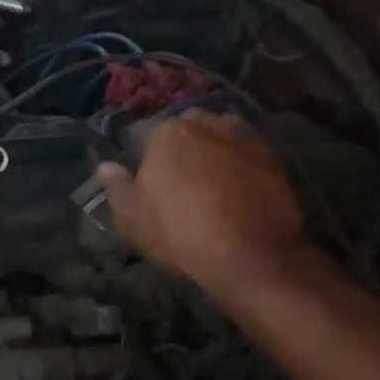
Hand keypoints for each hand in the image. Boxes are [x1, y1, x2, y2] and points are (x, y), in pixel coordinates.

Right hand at [96, 110, 309, 289]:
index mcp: (168, 132)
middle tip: (177, 178)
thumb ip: (116, 187)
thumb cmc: (182, 234)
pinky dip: (239, 163)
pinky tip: (236, 188)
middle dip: (179, 146)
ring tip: (209, 181)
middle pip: (186, 127)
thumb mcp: (133, 219)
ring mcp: (244, 137)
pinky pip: (246, 152)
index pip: (144, 132)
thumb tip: (106, 166)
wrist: (252, 255)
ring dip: (212, 149)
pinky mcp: (273, 157)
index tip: (143, 177)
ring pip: (219, 135)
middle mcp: (207, 123)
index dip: (141, 154)